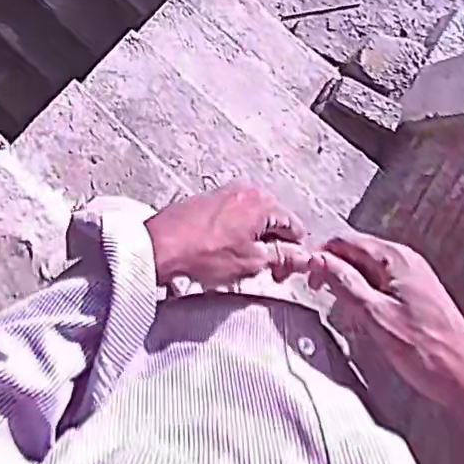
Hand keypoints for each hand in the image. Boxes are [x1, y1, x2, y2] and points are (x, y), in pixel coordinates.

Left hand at [143, 182, 310, 287]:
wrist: (160, 245)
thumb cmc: (202, 252)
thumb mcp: (251, 261)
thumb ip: (283, 257)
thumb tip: (303, 258)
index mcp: (261, 201)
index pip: (295, 228)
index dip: (294, 254)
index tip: (282, 273)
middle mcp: (245, 190)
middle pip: (274, 222)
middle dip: (273, 247)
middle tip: (261, 271)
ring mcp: (225, 193)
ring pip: (253, 220)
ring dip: (253, 242)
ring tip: (238, 263)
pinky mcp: (208, 200)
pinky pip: (234, 217)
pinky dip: (235, 234)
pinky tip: (222, 252)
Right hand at [313, 232, 463, 463]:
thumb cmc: (429, 355)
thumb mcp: (375, 316)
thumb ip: (343, 282)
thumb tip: (318, 259)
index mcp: (397, 258)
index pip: (345, 241)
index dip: (322, 256)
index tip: (308, 276)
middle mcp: (407, 261)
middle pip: (356, 252)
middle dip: (334, 270)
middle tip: (321, 294)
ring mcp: (415, 278)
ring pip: (367, 269)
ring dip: (349, 284)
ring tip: (344, 310)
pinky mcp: (418, 296)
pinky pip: (381, 283)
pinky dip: (365, 295)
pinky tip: (365, 317)